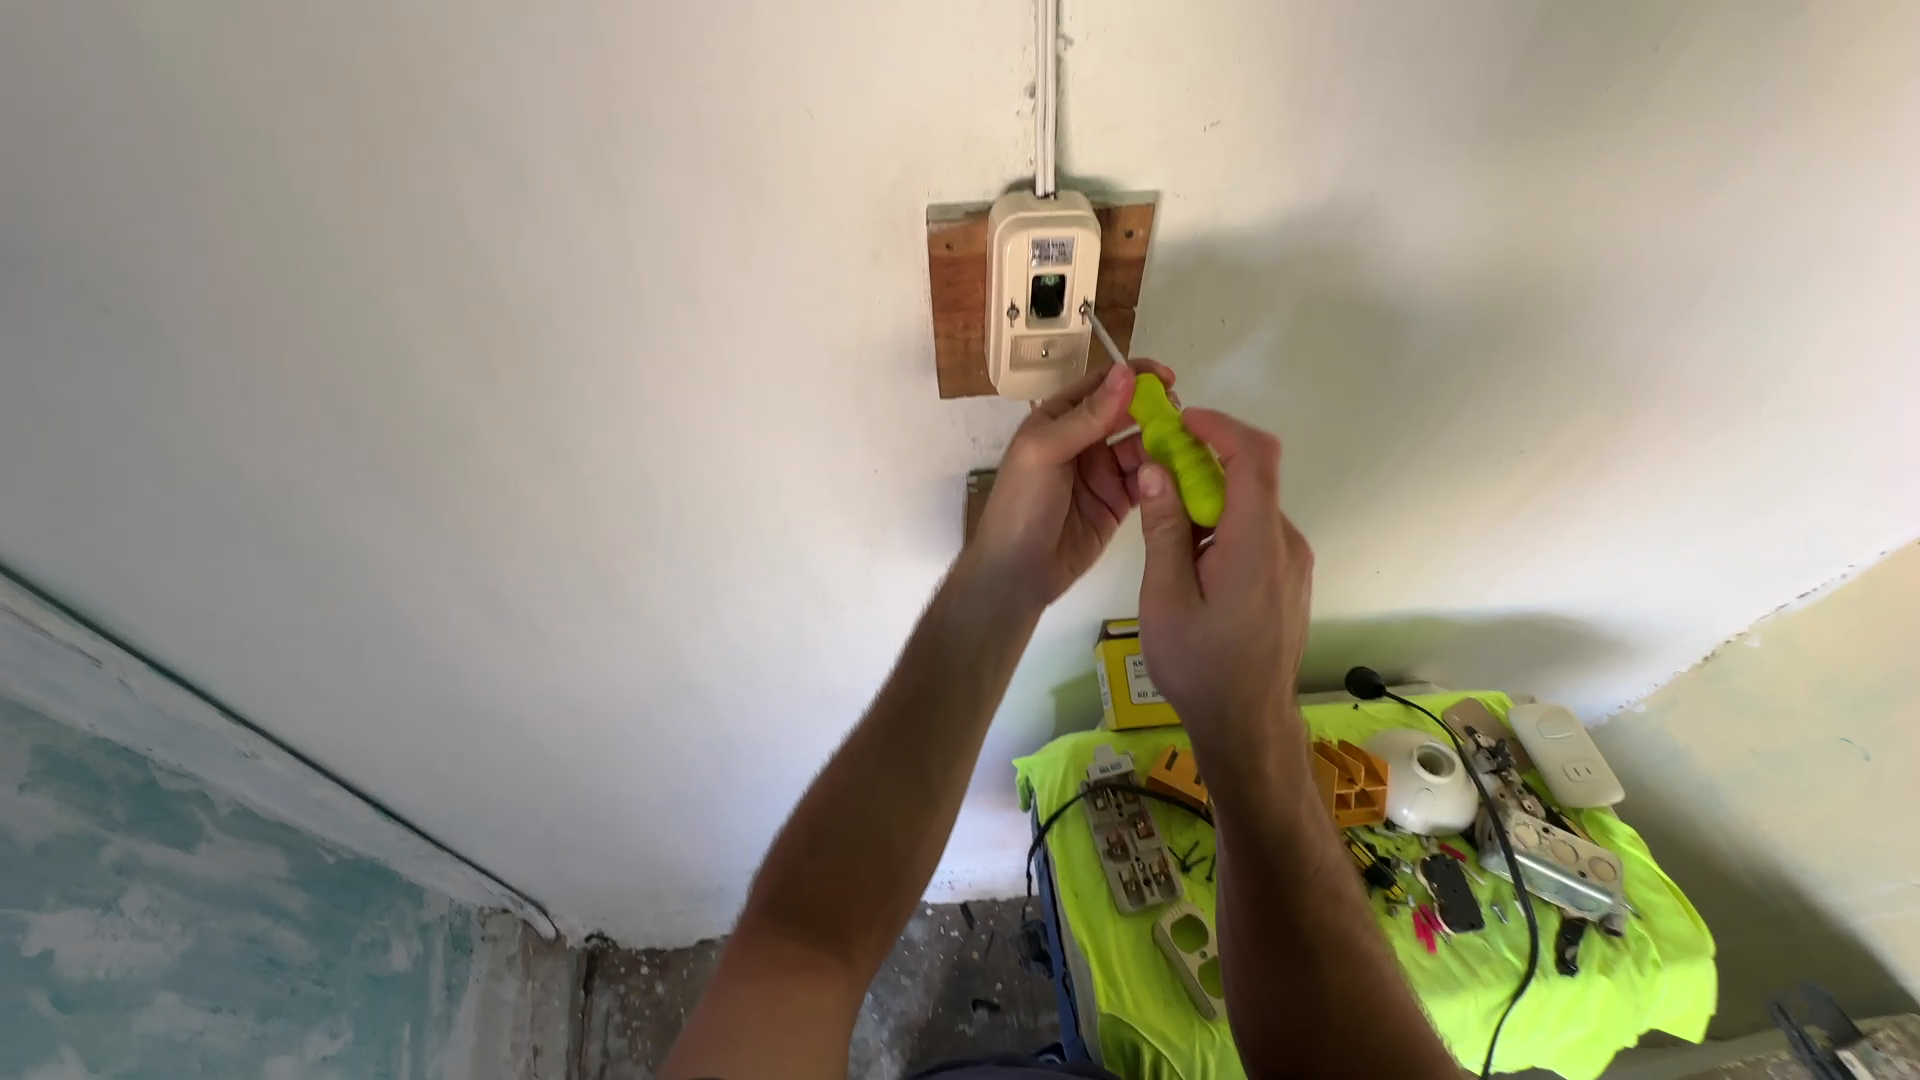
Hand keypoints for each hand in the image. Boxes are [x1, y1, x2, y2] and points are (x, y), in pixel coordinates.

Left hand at [967, 359, 1175, 607]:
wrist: (1018, 571)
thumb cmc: (1021, 504)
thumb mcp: (1045, 451)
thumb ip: (1088, 416)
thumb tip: (1126, 372)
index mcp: (1058, 420)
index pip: (1101, 386)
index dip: (1134, 376)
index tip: (1168, 379)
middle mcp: (1082, 441)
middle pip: (1128, 414)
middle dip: (1156, 410)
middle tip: (1183, 418)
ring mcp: (1102, 472)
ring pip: (1143, 446)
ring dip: (1165, 442)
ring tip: (1188, 446)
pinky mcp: (1118, 502)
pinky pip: (1148, 480)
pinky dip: (1165, 474)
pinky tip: (1183, 473)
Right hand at [1135, 410, 1313, 754]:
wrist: (1247, 725)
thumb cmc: (1200, 666)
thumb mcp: (1165, 598)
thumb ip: (1164, 529)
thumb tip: (1155, 469)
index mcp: (1256, 544)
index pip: (1253, 458)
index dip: (1219, 427)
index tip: (1179, 421)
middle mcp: (1286, 543)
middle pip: (1252, 477)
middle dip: (1203, 461)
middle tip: (1153, 470)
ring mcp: (1292, 562)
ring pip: (1251, 507)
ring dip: (1209, 496)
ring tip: (1162, 518)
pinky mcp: (1288, 578)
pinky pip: (1255, 533)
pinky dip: (1221, 524)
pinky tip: (1189, 553)